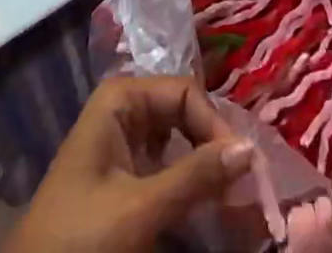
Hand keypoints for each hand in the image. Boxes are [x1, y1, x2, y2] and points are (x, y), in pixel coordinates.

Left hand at [2, 76, 254, 252]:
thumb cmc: (80, 237)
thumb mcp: (140, 208)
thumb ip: (195, 176)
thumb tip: (250, 149)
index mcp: (121, 99)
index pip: (187, 94)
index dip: (216, 127)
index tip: (244, 168)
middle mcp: (125, 110)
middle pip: (187, 114)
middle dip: (214, 145)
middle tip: (243, 185)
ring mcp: (125, 142)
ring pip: (181, 140)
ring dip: (207, 166)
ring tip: (232, 195)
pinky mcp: (127, 176)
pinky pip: (170, 167)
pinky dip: (192, 183)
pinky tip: (209, 203)